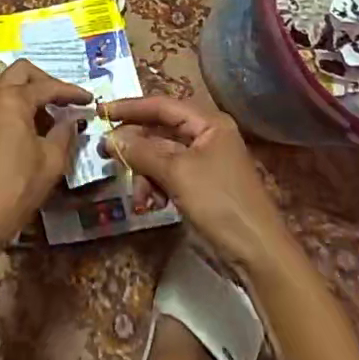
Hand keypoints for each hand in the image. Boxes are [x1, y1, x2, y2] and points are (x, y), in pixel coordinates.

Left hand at [0, 60, 91, 247]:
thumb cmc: (17, 187)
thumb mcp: (51, 161)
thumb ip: (65, 133)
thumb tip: (71, 120)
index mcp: (12, 99)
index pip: (48, 86)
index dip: (71, 92)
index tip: (89, 99)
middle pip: (21, 73)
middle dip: (45, 82)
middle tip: (64, 101)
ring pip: (6, 88)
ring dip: (29, 96)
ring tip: (50, 122)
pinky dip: (15, 110)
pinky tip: (29, 135)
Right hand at [103, 97, 290, 270]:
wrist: (257, 254)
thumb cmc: (220, 203)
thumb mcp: (178, 173)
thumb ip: (142, 151)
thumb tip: (111, 137)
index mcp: (208, 122)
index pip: (162, 105)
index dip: (131, 107)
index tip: (101, 111)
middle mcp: (207, 136)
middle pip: (160, 132)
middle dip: (136, 148)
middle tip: (108, 158)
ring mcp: (204, 162)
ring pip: (160, 157)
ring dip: (145, 175)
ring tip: (140, 199)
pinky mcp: (200, 187)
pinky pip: (169, 177)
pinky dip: (156, 188)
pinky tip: (151, 206)